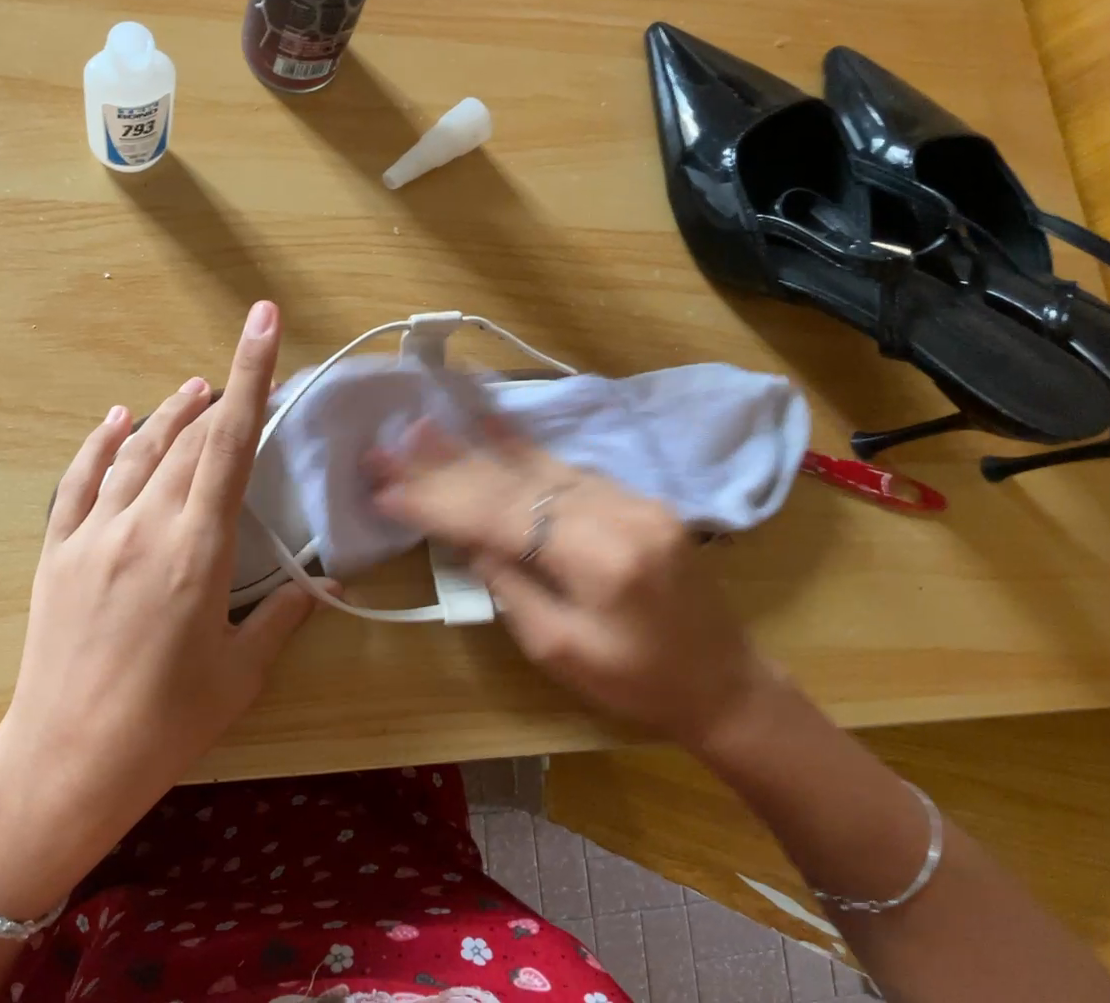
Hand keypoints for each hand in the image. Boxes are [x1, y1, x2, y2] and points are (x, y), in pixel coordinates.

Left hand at [0, 300, 324, 918]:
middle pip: (186, 440)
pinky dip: (100, 445)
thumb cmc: (167, 723)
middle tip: (238, 382)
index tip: (262, 320)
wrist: (70, 756)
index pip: (233, 444)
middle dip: (217, 400)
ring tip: (192, 390)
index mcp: (199, 550)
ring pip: (135, 453)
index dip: (252, 376)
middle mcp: (145, 525)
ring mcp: (93, 533)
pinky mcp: (56, 551)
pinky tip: (116, 422)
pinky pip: (78, 482)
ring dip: (168, 416)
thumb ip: (279, 618)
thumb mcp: (239, 674)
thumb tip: (321, 584)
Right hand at [367, 418, 775, 747]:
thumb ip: (509, 585)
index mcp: (598, 558)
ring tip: (424, 427)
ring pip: (537, 467)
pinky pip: (566, 470)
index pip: (497, 518)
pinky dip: (521, 450)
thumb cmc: (636, 684)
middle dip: (445, 466)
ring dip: (476, 449)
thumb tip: (464, 538)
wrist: (725, 685)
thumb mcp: (558, 647)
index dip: (437, 504)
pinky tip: (491, 424)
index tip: (384, 492)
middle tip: (391, 446)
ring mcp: (632, 500)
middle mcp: (617, 513)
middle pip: (512, 482)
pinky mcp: (637, 501)